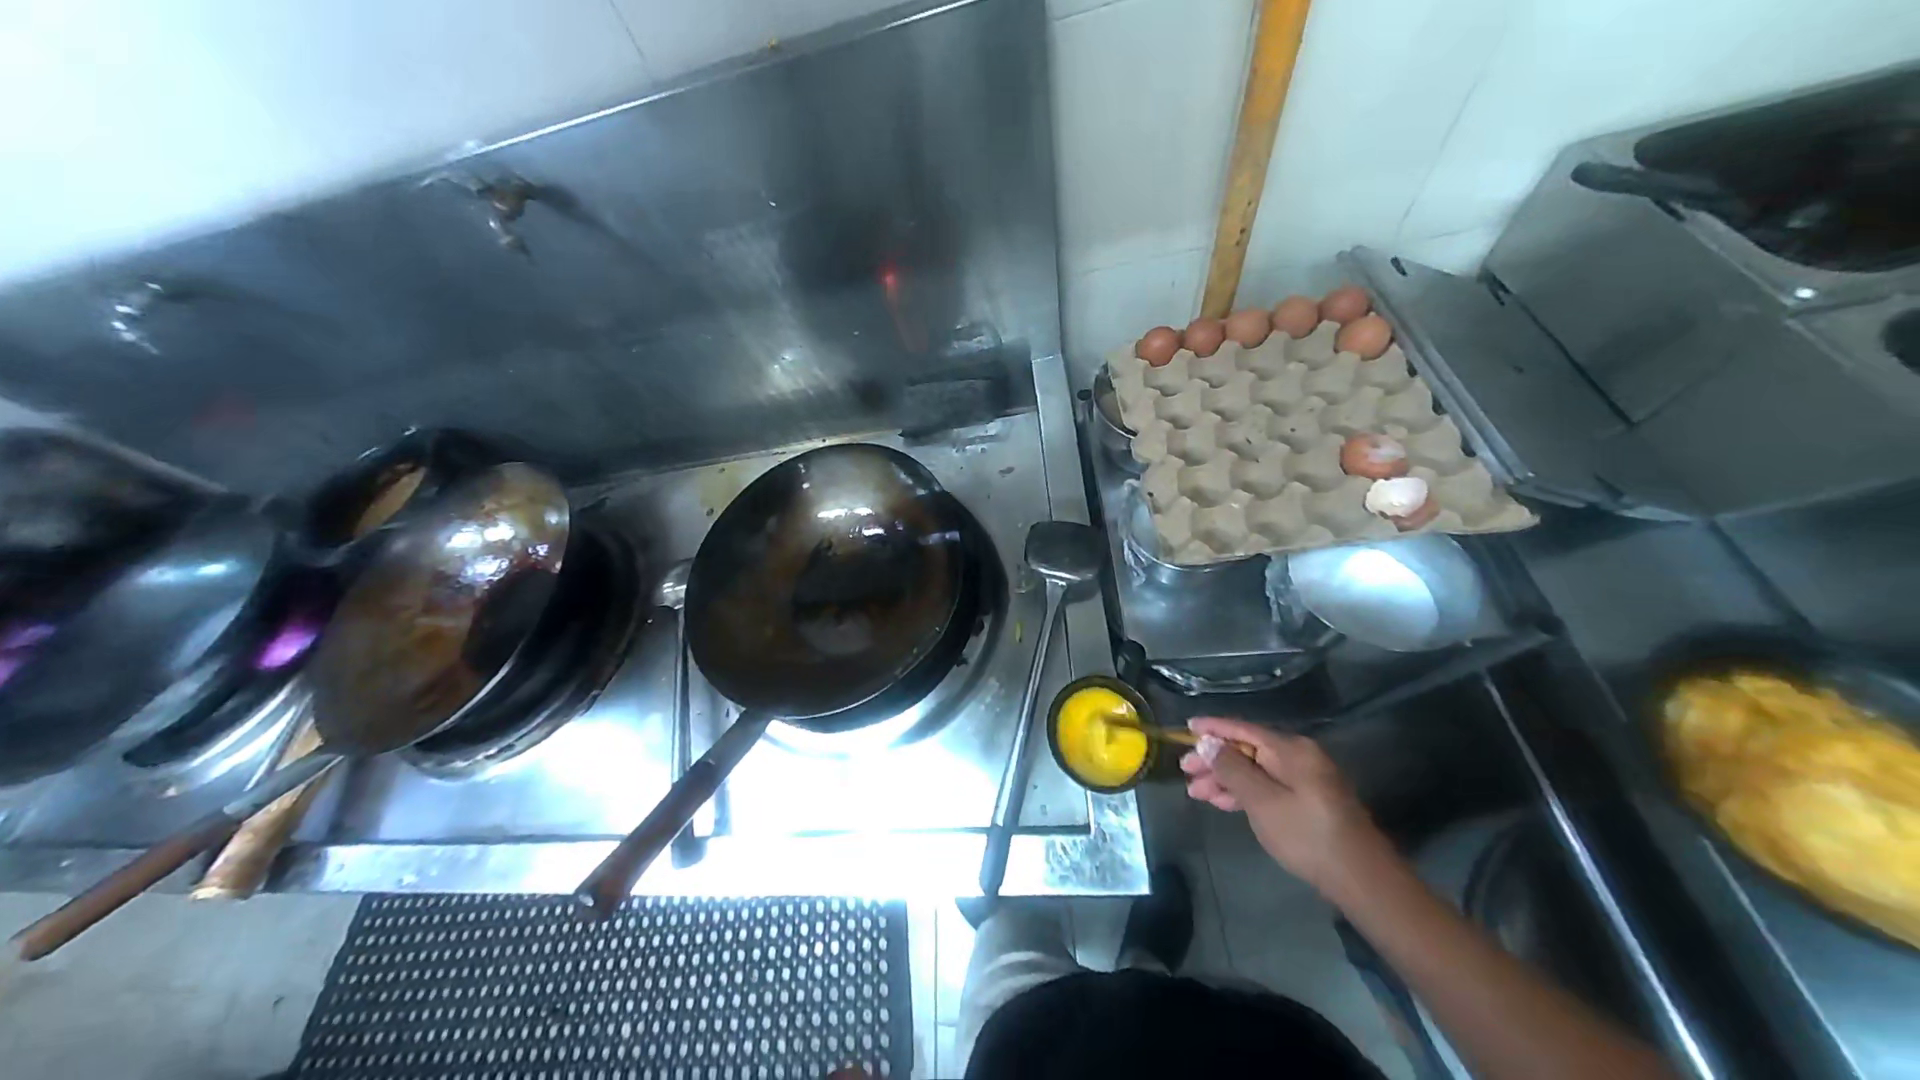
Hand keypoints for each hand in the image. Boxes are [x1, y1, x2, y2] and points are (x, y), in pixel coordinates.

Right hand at [1180, 716, 1392, 898]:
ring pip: (1255, 770)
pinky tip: (1222, 802)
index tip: (1186, 727)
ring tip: (1195, 792)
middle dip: (1214, 759)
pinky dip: (1243, 792)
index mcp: (1292, 750)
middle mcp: (1300, 757)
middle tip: (1185, 771)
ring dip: (1225, 779)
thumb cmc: (1307, 836)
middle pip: (1248, 750)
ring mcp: (1306, 780)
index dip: (1213, 728)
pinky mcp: (1308, 801)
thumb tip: (1207, 742)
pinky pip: (1267, 786)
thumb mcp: (1262, 801)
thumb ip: (1232, 769)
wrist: (1361, 880)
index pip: (1244, 729)